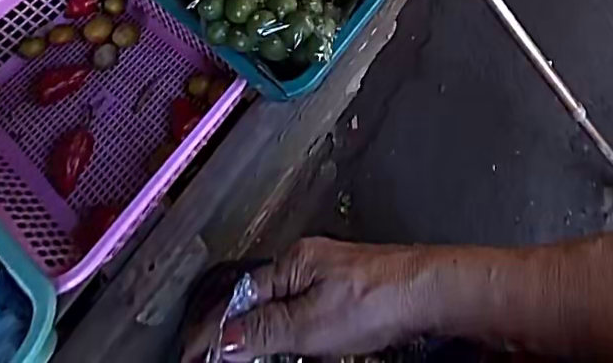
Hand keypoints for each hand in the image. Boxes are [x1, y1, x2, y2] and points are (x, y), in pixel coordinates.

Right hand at [180, 238, 428, 361]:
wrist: (422, 292)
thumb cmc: (373, 301)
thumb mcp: (313, 324)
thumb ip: (268, 330)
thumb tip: (225, 337)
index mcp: (293, 261)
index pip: (242, 296)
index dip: (215, 326)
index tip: (191, 350)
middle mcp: (305, 260)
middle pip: (256, 296)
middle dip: (231, 324)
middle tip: (209, 352)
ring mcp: (323, 272)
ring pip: (277, 302)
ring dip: (256, 327)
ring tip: (235, 349)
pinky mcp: (340, 288)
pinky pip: (296, 306)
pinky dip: (281, 326)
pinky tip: (281, 341)